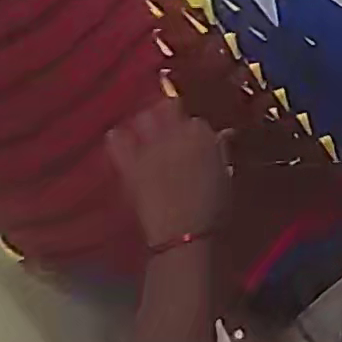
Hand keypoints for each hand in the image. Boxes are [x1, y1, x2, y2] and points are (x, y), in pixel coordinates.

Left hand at [106, 100, 230, 244]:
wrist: (185, 234)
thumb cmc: (214, 205)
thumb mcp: (225, 172)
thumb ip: (221, 149)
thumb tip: (223, 134)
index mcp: (202, 135)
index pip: (195, 119)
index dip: (193, 128)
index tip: (194, 137)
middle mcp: (174, 135)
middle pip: (165, 107)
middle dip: (167, 112)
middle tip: (168, 124)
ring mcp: (149, 149)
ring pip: (141, 118)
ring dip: (145, 121)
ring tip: (146, 130)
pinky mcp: (129, 166)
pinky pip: (117, 142)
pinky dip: (118, 137)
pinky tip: (119, 138)